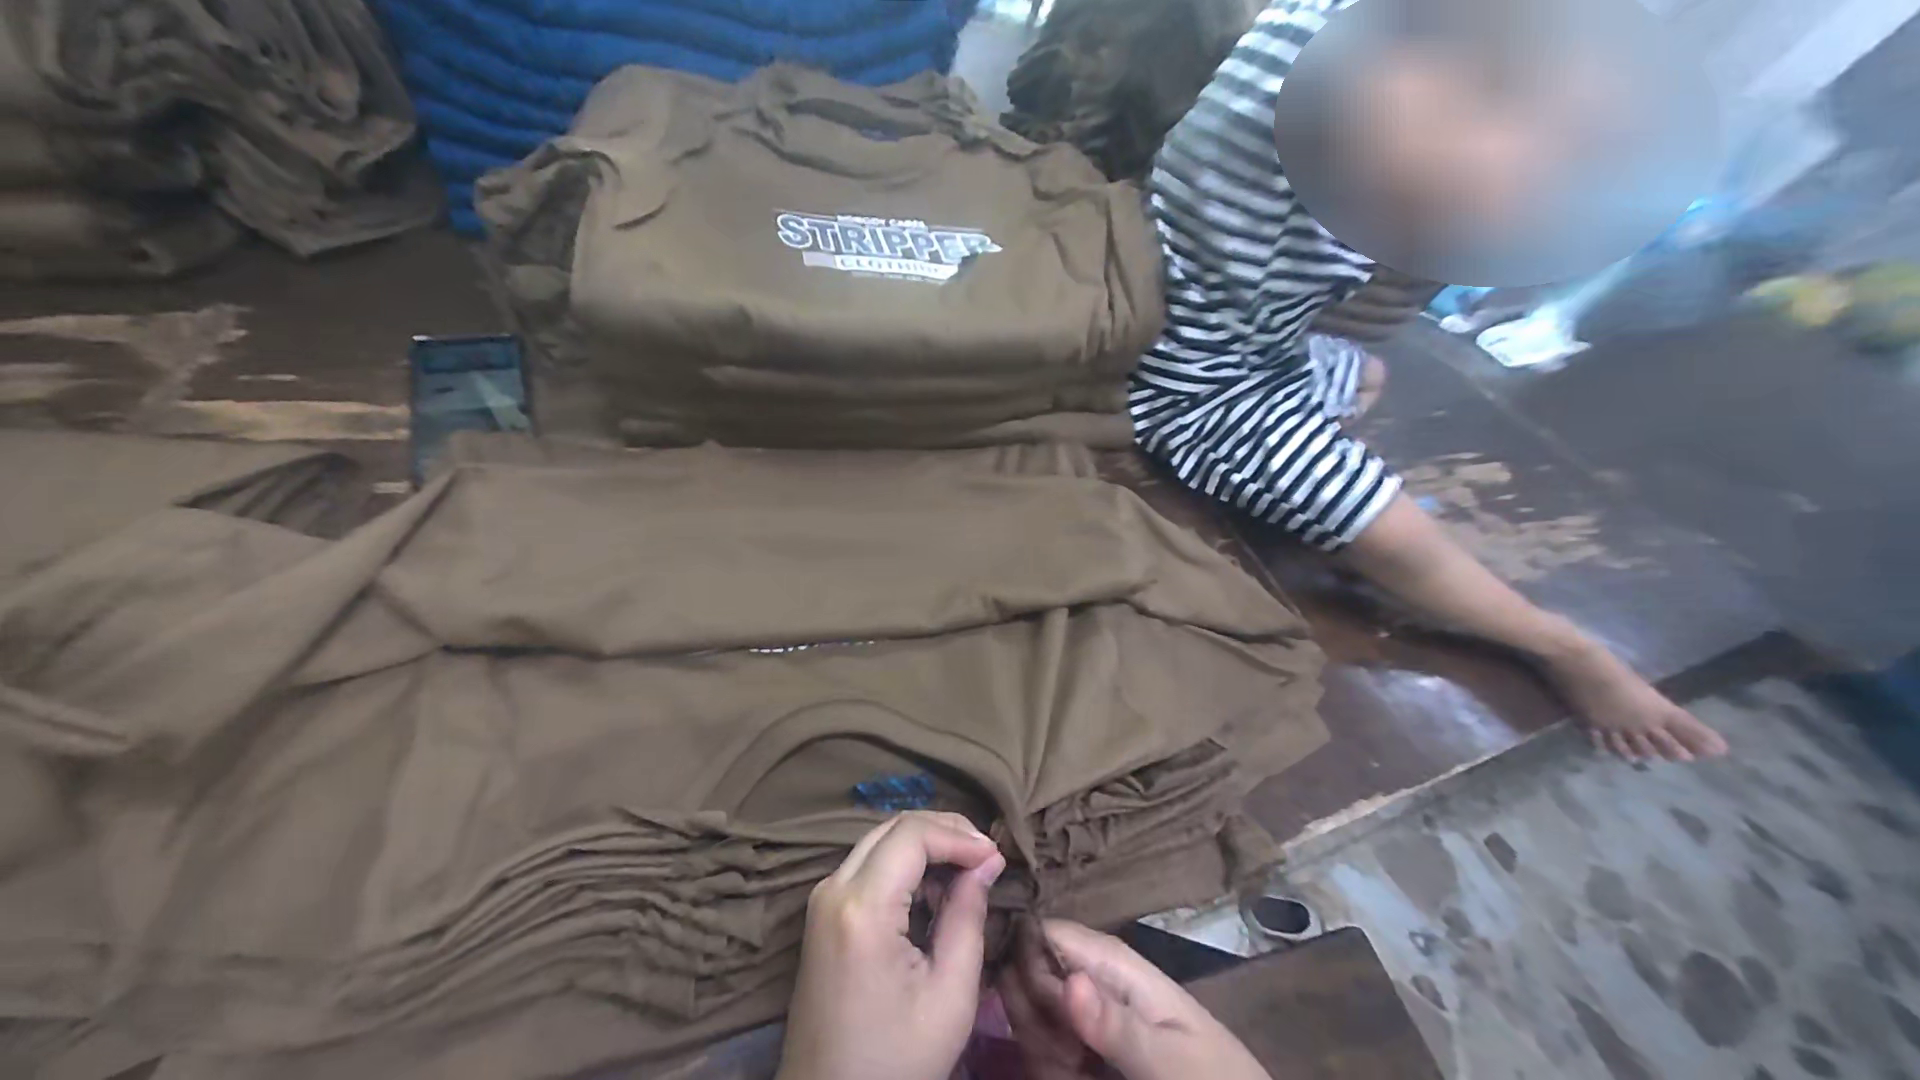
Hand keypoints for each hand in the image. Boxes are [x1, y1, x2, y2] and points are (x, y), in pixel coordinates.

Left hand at [777, 811, 1005, 1079]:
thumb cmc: (896, 1060)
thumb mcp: (949, 994)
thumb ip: (968, 917)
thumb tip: (987, 861)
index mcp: (862, 908)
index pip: (912, 834)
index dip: (959, 835)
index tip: (996, 855)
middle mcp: (833, 890)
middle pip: (893, 827)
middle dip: (945, 831)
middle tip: (985, 854)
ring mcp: (822, 899)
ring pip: (879, 840)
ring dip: (925, 844)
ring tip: (966, 870)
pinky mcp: (822, 913)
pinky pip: (867, 863)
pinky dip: (904, 862)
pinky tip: (933, 888)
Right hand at [997, 919, 1270, 1079]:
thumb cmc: (1211, 1074)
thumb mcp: (1171, 1058)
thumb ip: (1118, 1024)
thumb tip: (1069, 981)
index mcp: (1110, 959)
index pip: (1041, 933)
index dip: (1025, 966)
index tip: (1036, 1014)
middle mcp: (1089, 971)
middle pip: (1027, 972)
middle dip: (1031, 1015)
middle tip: (1067, 1056)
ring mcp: (1083, 1005)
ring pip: (1029, 1008)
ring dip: (1040, 1042)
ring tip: (1075, 1068)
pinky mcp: (1083, 1035)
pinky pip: (1042, 1039)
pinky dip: (1049, 1060)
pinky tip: (1073, 1073)